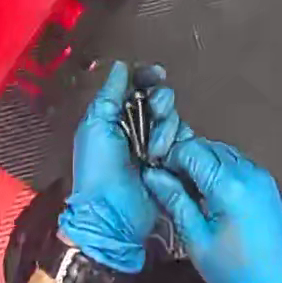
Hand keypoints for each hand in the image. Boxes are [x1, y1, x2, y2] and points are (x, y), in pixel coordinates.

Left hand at [58, 61, 184, 273]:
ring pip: (173, 117)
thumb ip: (110, 93)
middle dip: (160, 104)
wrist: (113, 217)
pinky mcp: (171, 160)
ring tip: (152, 151)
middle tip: (156, 115)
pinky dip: (177, 142)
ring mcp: (154, 143)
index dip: (147, 76)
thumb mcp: (97, 126)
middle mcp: (135, 126)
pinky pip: (184, 138)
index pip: (136, 85)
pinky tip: (165, 155)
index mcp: (114, 116)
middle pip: (159, 98)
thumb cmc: (98, 170)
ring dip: (165, 130)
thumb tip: (121, 65)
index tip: (158, 74)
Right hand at [143, 137, 281, 282]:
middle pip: (208, 146)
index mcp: (229, 183)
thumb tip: (151, 174)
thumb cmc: (234, 273)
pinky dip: (218, 168)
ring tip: (185, 190)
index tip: (155, 174)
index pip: (191, 149)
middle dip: (184, 157)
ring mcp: (260, 173)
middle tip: (166, 183)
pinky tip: (207, 192)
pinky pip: (236, 163)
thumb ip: (175, 200)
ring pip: (222, 152)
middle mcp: (247, 169)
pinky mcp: (266, 182)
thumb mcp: (196, 241)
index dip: (169, 157)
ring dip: (202, 162)